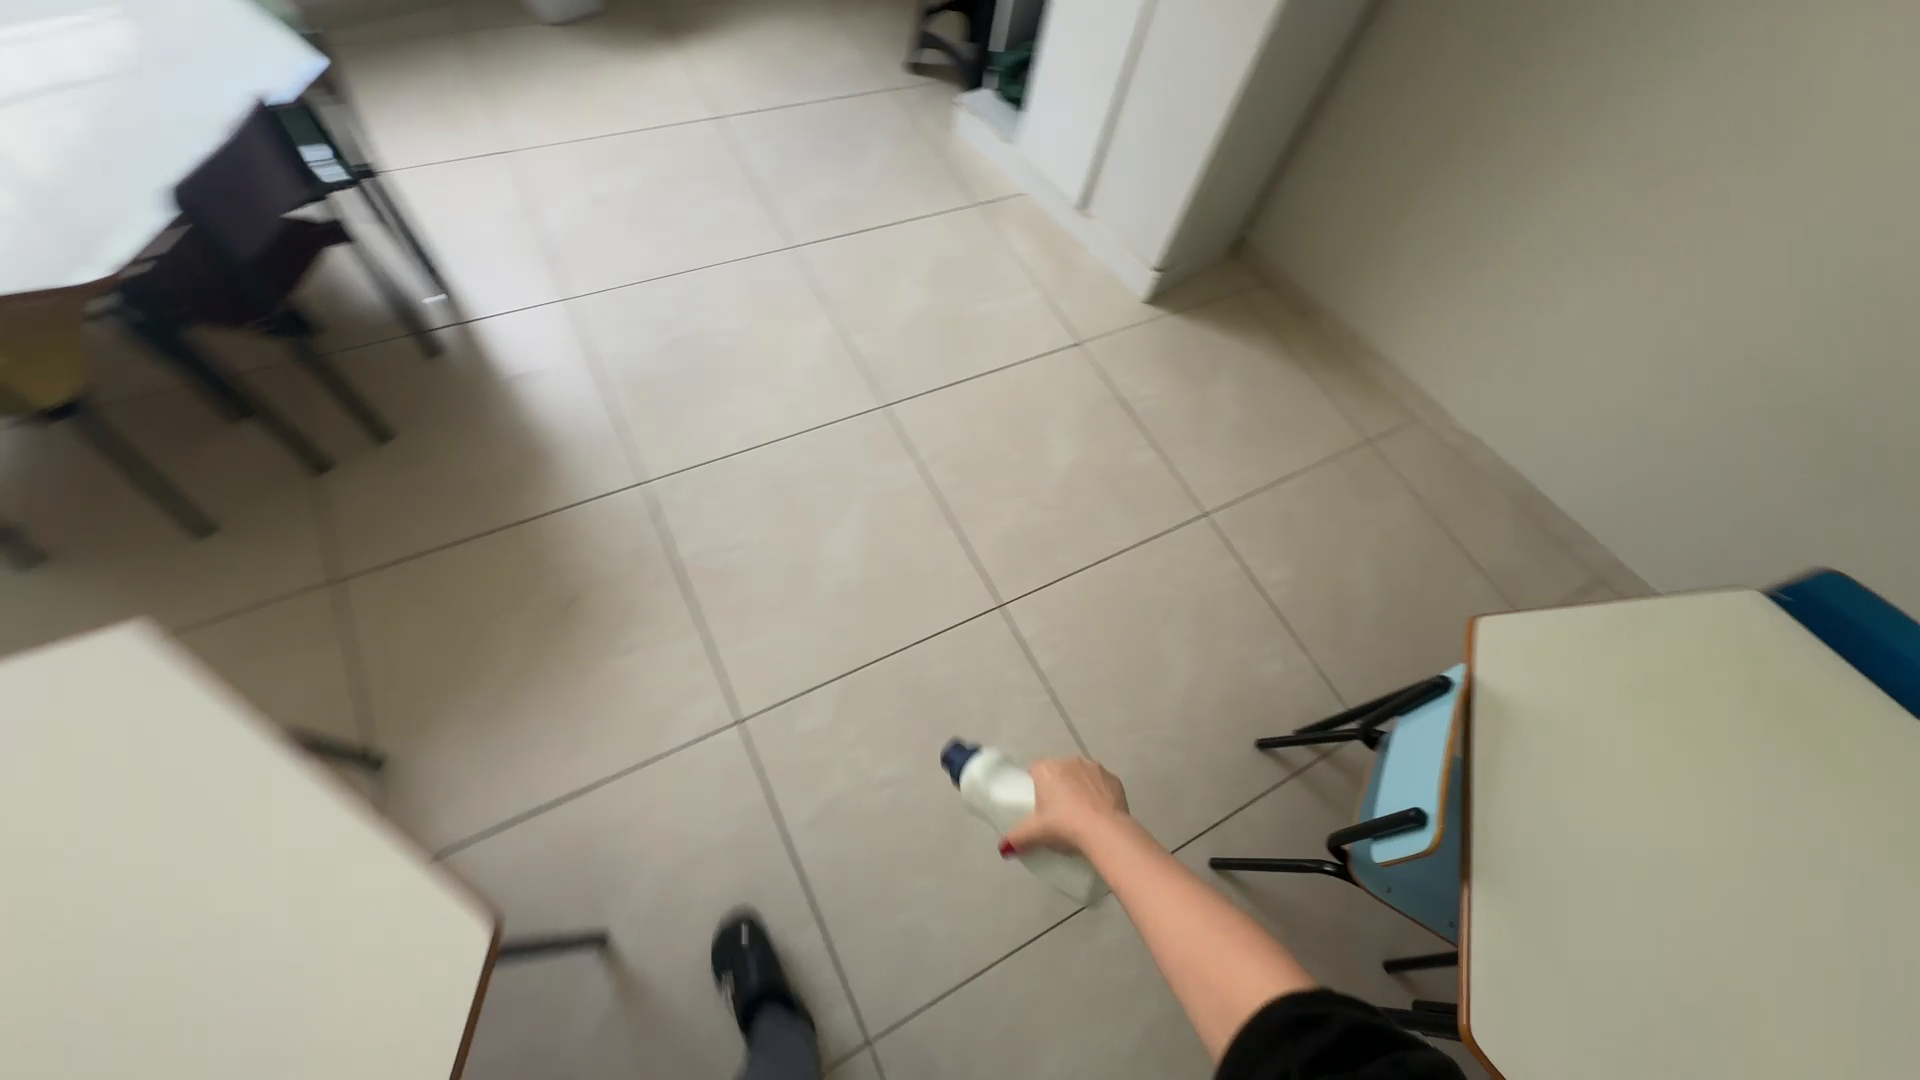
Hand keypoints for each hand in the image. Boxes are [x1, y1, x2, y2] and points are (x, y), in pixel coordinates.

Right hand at [1003, 757, 1130, 854]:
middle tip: (1058, 813)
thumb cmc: (1064, 826)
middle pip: (1058, 771)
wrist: (1105, 831)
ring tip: (1081, 814)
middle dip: (1058, 786)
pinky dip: (1100, 794)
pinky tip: (1100, 813)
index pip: (1034, 770)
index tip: (1039, 805)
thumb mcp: (1036, 834)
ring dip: (1079, 788)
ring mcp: (1094, 767)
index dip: (1035, 786)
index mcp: (1046, 769)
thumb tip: (1002, 848)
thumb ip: (1016, 838)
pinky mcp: (1113, 777)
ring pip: (1081, 775)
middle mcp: (1069, 761)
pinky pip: (1102, 783)